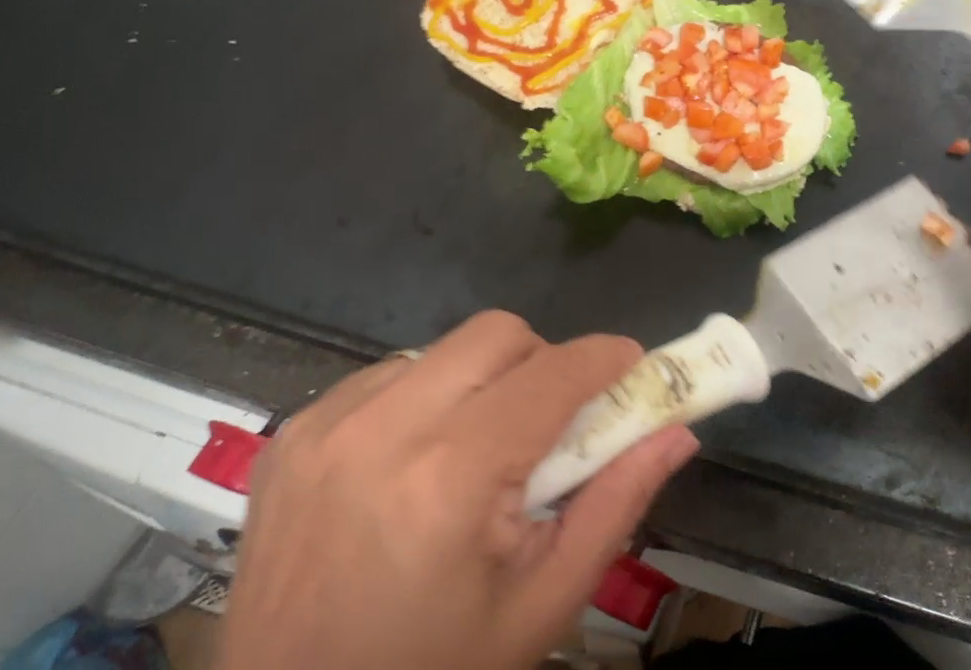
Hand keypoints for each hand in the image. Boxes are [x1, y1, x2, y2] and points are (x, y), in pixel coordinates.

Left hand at [216, 311, 698, 669]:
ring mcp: (326, 427)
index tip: (633, 368)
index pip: (552, 374)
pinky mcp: (293, 435)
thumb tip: (677, 434)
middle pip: (497, 334)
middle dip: (544, 361)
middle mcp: (383, 430)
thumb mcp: (544, 602)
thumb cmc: (435, 666)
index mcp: (451, 478)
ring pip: (441, 349)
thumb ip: (617, 503)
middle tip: (555, 421)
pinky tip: (420, 462)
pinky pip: (386, 376)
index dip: (606, 358)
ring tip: (481, 450)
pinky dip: (425, 398)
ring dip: (482, 380)